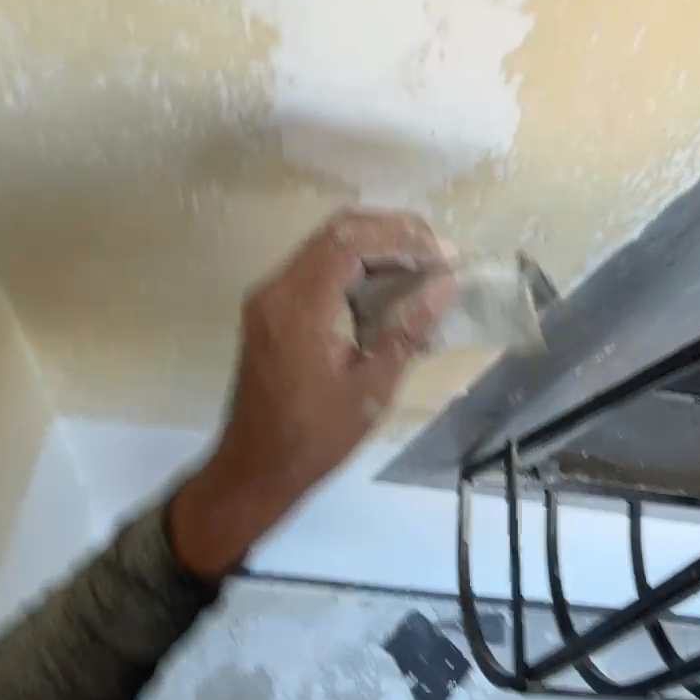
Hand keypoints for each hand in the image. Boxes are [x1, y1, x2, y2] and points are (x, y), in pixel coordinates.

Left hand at [168, 209, 452, 579]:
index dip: (401, 237)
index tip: (442, 253)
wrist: (255, 467)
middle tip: (436, 251)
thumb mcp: (372, 387)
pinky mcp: (272, 305)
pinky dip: (355, 264)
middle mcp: (277, 288)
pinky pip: (316, 265)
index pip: (350, 242)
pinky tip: (388, 283)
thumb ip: (408, 329)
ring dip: (375, 245)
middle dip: (391, 232)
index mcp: (299, 307)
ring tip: (421, 263)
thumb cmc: (315, 437)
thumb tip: (445, 283)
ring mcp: (270, 294)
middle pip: (337, 231)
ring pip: (327, 243)